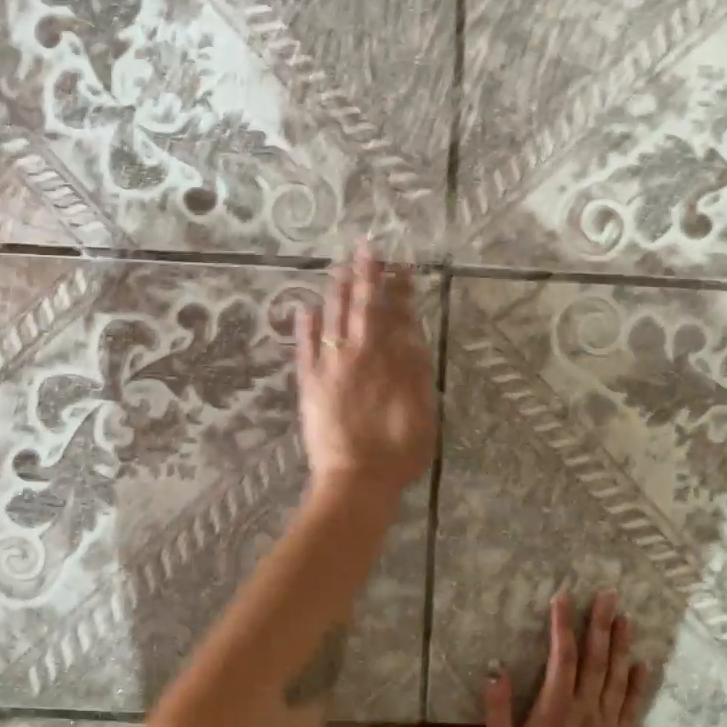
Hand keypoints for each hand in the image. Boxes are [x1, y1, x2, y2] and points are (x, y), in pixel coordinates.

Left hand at [294, 244, 436, 497]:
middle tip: (365, 247)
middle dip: (366, 275)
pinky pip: (304, 349)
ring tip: (338, 266)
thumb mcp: (423, 413)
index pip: (397, 315)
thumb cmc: (398, 454)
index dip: (399, 288)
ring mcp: (331, 369)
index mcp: (392, 362)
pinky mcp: (309, 385)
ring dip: (337, 291)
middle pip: (364, 308)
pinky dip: (304, 327)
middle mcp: (360, 356)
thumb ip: (417, 372)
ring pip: (333, 319)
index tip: (401, 264)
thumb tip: (412, 335)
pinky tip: (303, 308)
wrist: (356, 480)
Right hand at [484, 588, 648, 726]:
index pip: (562, 657)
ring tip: (624, 617)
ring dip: (620, 645)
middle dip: (600, 624)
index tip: (563, 597)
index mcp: (554, 709)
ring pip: (615, 678)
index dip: (563, 625)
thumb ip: (497, 711)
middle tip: (608, 594)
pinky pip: (629, 708)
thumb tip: (496, 671)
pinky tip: (641, 664)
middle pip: (595, 659)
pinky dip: (636, 684)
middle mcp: (584, 711)